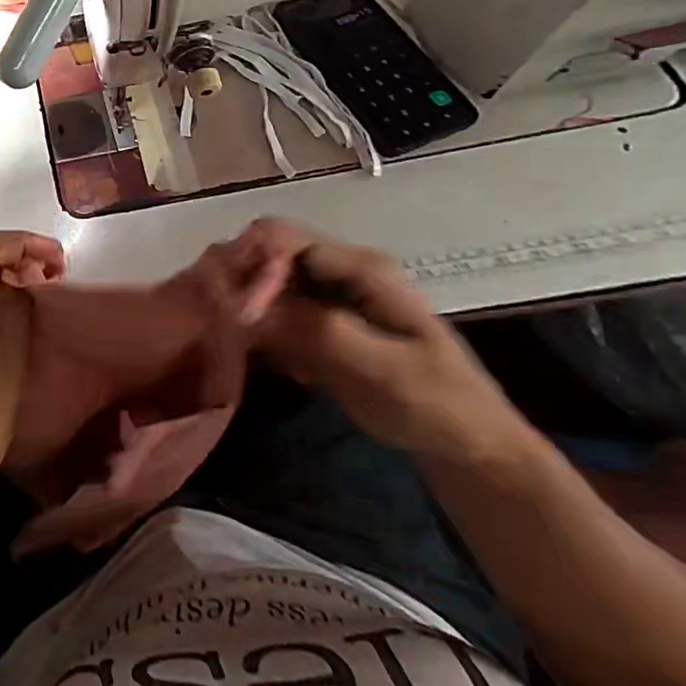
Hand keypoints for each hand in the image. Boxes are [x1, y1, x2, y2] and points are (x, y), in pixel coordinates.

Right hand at [234, 219, 531, 461]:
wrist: (464, 443)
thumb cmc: (433, 404)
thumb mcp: (382, 369)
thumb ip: (321, 332)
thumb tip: (254, 306)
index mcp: (363, 269)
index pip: (288, 242)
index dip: (255, 270)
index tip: (234, 314)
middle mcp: (343, 272)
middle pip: (273, 255)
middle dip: (242, 282)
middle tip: (221, 325)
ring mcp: (332, 298)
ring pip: (271, 284)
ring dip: (251, 310)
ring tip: (243, 349)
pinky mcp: (324, 325)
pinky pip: (279, 315)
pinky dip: (266, 335)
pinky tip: (278, 366)